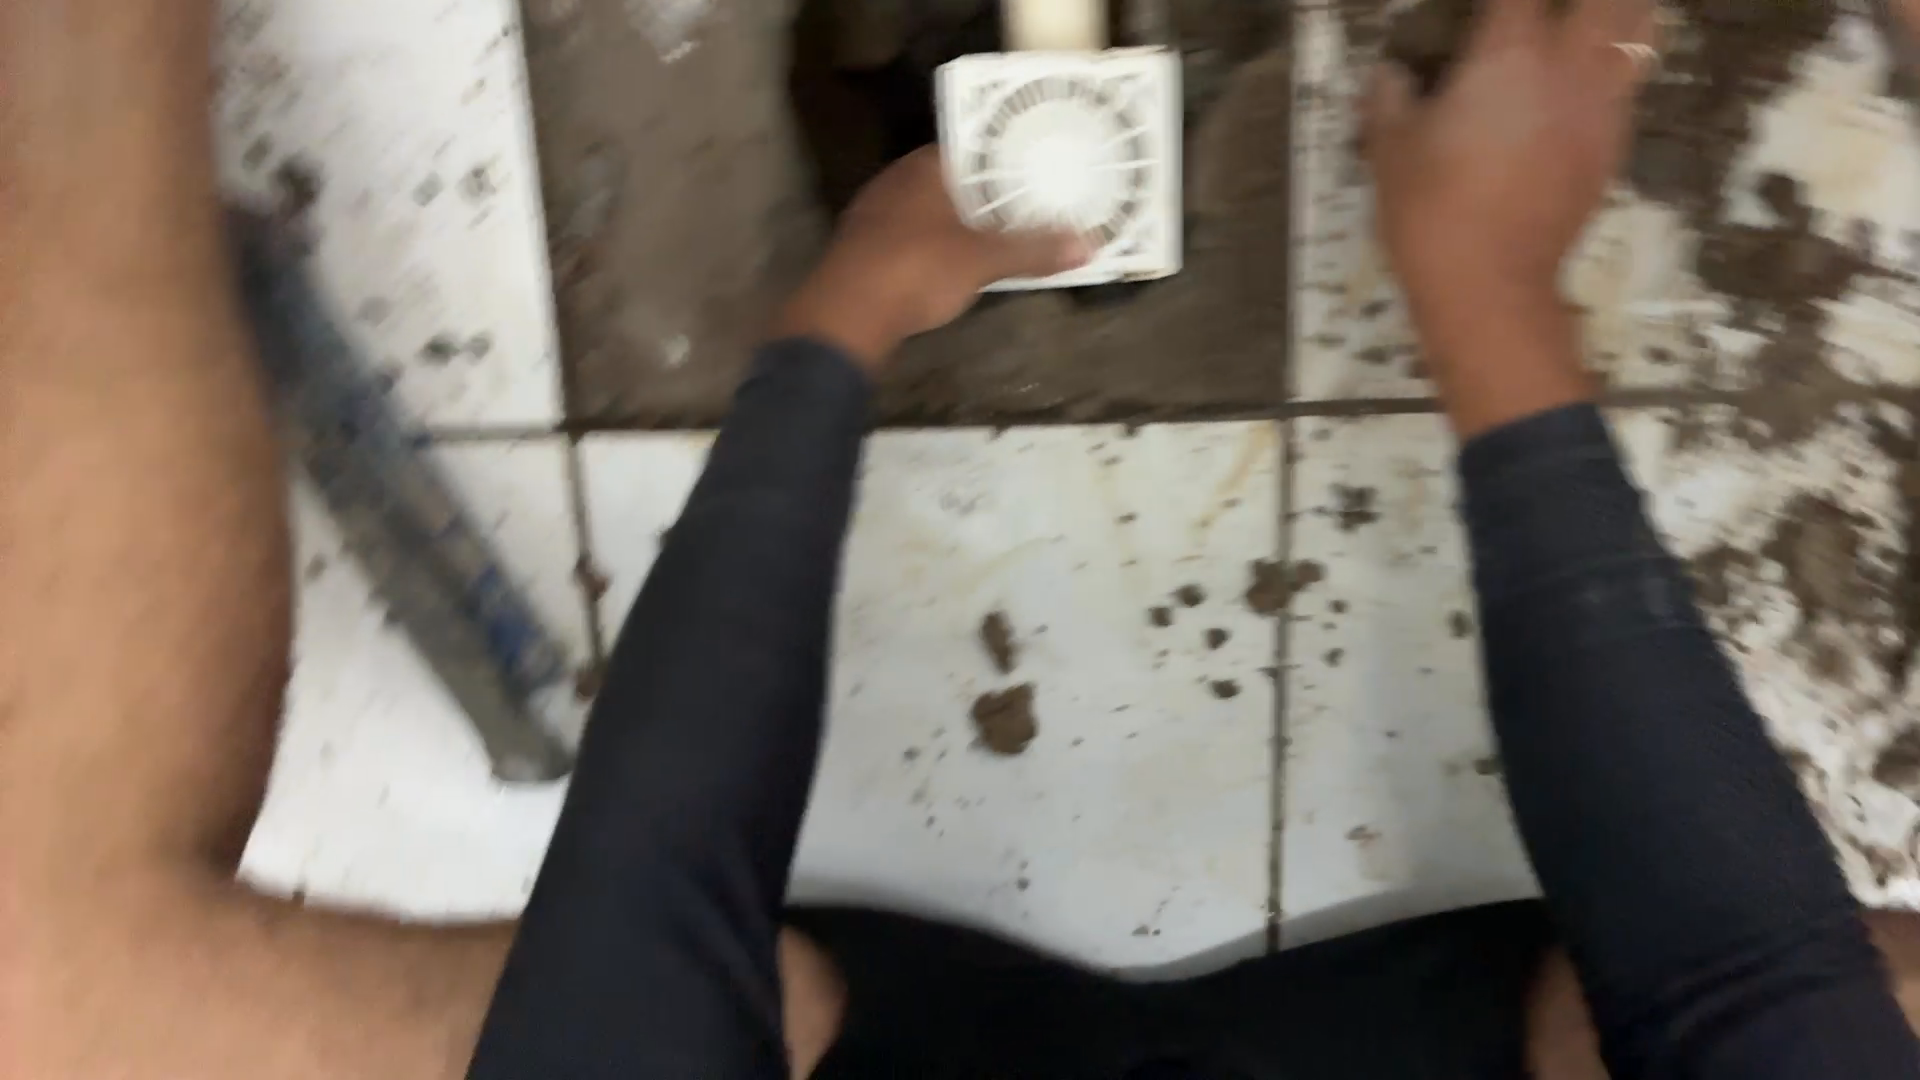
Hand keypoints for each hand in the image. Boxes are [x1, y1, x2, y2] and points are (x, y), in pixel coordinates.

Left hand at [773, 147, 1088, 372]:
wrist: (846, 315)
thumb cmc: (916, 269)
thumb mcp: (982, 260)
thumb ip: (1031, 251)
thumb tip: (1086, 245)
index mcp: (923, 168)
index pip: (970, 151)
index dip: (1001, 164)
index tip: (1032, 179)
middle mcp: (894, 183)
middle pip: (948, 184)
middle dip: (980, 200)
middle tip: (1020, 214)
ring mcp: (872, 218)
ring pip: (924, 215)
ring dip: (953, 229)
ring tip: (990, 244)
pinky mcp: (861, 254)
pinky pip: (906, 243)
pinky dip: (930, 252)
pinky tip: (945, 272)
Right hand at [1364, 0, 1654, 324]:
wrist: (1487, 283)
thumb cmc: (1428, 213)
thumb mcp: (1388, 157)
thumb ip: (1387, 103)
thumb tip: (1386, 74)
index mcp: (1507, 53)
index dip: (1502, 0)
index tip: (1487, 9)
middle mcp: (1568, 61)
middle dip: (1574, 1)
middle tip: (1536, 19)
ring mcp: (1601, 101)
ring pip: (1638, 25)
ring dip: (1615, 15)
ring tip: (1588, 26)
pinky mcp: (1613, 142)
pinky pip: (1630, 82)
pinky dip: (1615, 69)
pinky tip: (1585, 89)